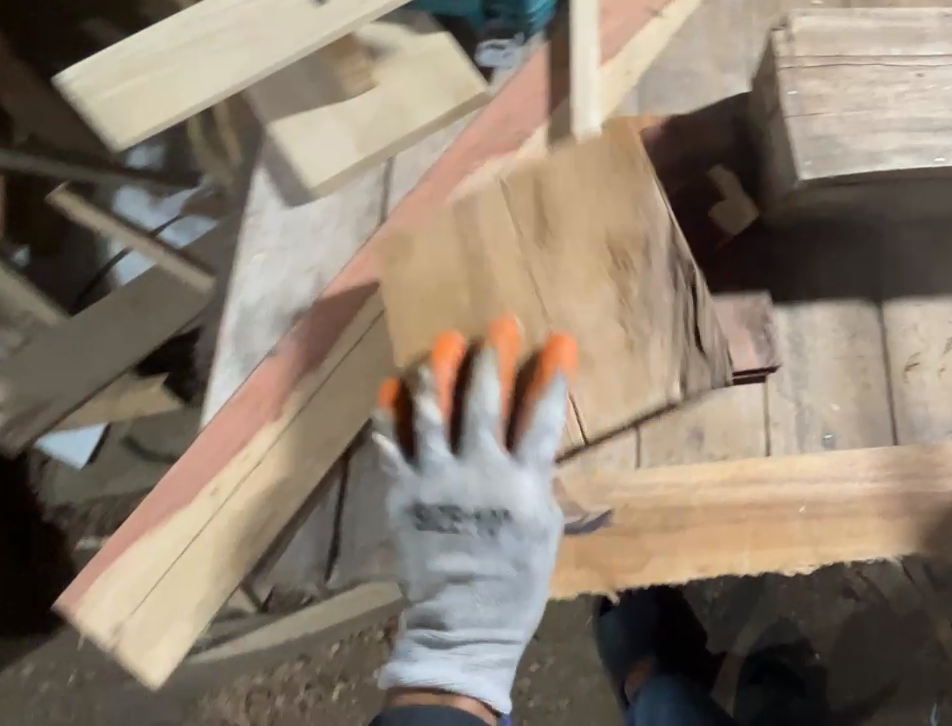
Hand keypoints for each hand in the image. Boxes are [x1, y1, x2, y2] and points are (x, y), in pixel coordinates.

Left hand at [371, 316, 574, 716]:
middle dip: (493, 359)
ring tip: (443, 342)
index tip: (560, 341)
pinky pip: (392, 447)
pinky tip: (390, 388)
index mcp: (522, 484)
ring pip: (434, 415)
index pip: (542, 417)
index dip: (553, 375)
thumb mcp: (545, 528)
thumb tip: (536, 437)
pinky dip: (390, 416)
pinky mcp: (403, 495)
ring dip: (439, 373)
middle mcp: (479, 473)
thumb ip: (539, 477)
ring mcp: (435, 482)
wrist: (462, 627)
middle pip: (486, 403)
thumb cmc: (515, 580)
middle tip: (499, 325)